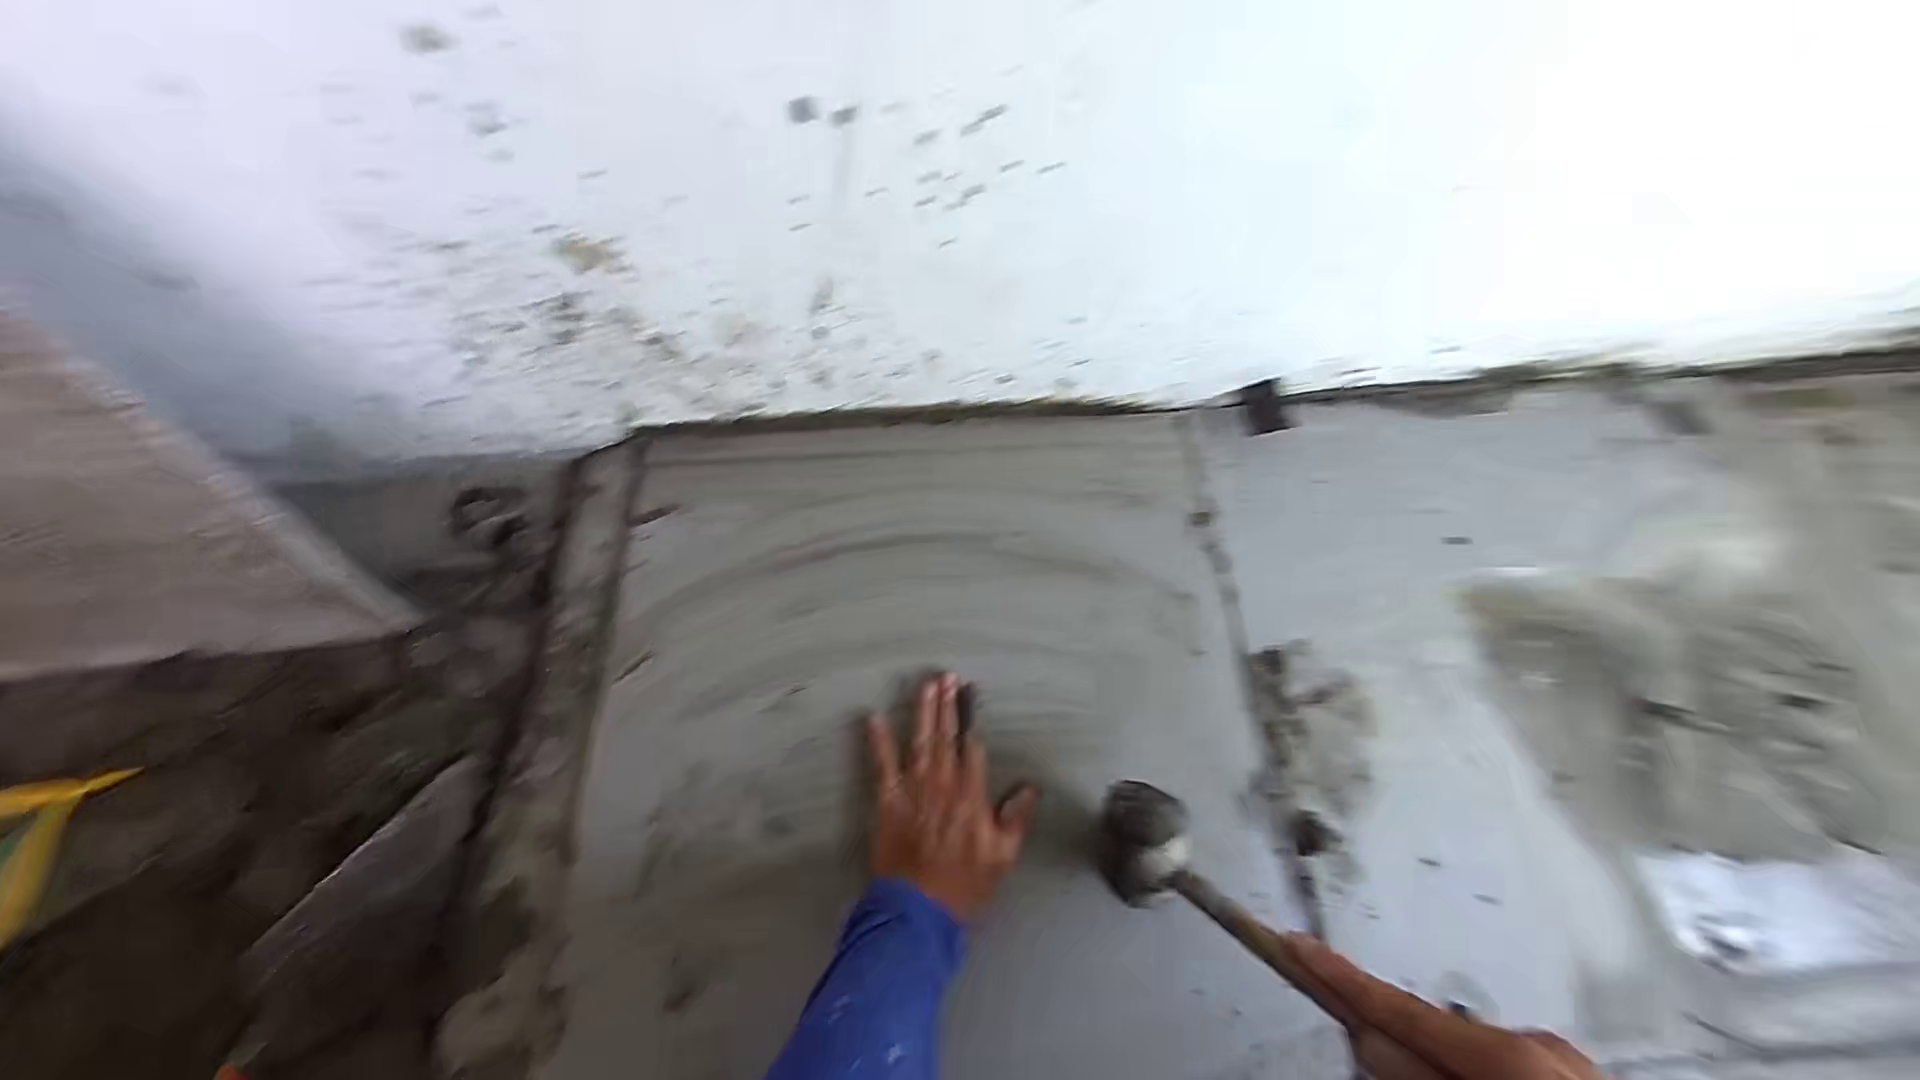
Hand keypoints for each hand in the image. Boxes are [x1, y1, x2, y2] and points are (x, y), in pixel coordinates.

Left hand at [865, 673, 1040, 921]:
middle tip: (947, 676)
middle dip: (947, 704)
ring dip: (922, 711)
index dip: (970, 718)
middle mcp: (942, 784)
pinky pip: (882, 765)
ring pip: (920, 742)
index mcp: (970, 796)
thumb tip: (1030, 788)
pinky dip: (878, 740)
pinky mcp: (888, 801)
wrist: (918, 911)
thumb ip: (1016, 818)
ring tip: (925, 685)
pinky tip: (873, 717)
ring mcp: (913, 790)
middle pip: (946, 736)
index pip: (972, 747)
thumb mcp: (1002, 856)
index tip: (969, 694)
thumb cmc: (964, 885)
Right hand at [1284, 933, 1601, 1079]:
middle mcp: (1541, 1048)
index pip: (1398, 1004)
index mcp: (1512, 1057)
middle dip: (1399, 1052)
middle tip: (1381, 1070)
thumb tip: (1368, 1038)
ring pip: (1466, 1056)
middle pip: (1431, 1032)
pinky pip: (1502, 1072)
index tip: (1291, 942)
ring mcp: (1568, 1066)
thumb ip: (1414, 1078)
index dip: (1336, 974)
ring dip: (1438, 1074)